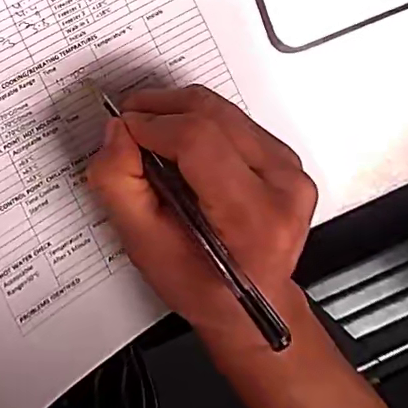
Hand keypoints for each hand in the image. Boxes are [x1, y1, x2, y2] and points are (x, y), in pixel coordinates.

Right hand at [86, 85, 316, 347]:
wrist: (251, 299)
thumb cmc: (204, 284)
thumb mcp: (146, 247)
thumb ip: (119, 185)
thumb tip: (118, 131)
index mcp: (255, 219)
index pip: (199, 141)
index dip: (152, 125)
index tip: (125, 130)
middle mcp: (283, 187)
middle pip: (210, 115)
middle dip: (159, 109)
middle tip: (129, 125)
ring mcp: (289, 167)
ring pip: (219, 108)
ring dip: (176, 110)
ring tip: (149, 131)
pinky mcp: (283, 154)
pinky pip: (230, 116)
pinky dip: (195, 118)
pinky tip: (177, 140)